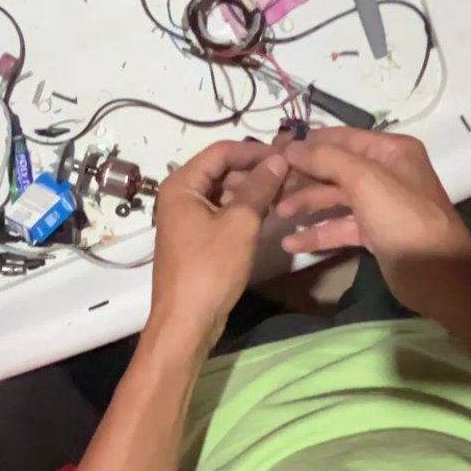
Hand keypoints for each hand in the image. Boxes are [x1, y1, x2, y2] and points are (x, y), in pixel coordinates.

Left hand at [149, 141, 288, 350]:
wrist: (186, 321)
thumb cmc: (210, 268)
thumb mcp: (240, 223)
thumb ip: (259, 187)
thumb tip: (278, 159)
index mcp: (182, 184)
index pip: (221, 151)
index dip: (254, 150)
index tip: (287, 154)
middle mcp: (179, 196)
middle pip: (221, 170)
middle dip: (255, 170)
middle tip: (291, 175)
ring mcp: (186, 218)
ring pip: (223, 192)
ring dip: (252, 191)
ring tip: (286, 192)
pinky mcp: (196, 239)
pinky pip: (221, 213)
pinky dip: (243, 210)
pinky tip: (268, 213)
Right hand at [277, 129, 470, 310]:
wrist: (437, 273)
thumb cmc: (403, 217)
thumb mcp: (365, 179)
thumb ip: (326, 159)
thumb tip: (290, 147)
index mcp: (390, 151)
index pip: (340, 138)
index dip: (307, 143)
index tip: (272, 149)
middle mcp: (385, 172)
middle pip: (334, 169)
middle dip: (302, 176)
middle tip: (269, 184)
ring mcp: (379, 204)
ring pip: (334, 198)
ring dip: (305, 204)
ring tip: (276, 214)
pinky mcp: (373, 233)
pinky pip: (339, 227)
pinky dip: (317, 233)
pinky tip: (292, 243)